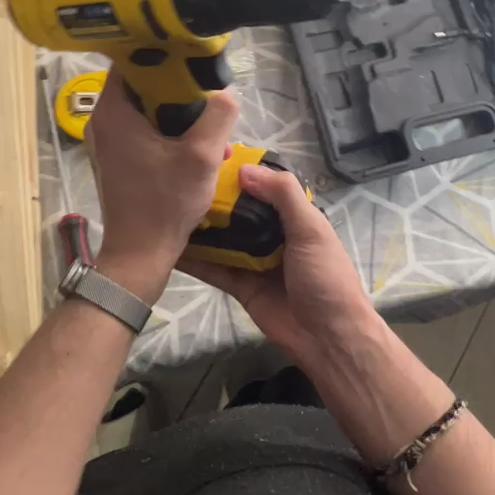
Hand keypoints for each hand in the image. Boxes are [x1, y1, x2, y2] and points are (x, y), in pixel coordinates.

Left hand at [85, 73, 238, 298]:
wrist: (140, 254)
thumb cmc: (165, 203)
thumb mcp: (202, 156)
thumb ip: (218, 116)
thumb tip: (226, 93)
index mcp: (113, 112)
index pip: (131, 60)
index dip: (162, 55)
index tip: (192, 60)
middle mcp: (102, 122)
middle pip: (141, 85)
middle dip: (177, 89)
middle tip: (207, 96)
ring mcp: (107, 143)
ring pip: (145, 110)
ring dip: (177, 115)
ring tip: (208, 126)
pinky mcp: (117, 161)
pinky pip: (143, 132)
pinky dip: (168, 133)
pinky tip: (196, 148)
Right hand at [179, 163, 374, 360]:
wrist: (328, 337)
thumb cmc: (325, 277)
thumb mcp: (311, 229)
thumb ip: (283, 196)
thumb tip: (245, 170)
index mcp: (295, 217)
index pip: (264, 188)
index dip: (241, 173)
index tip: (210, 158)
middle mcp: (273, 235)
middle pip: (239, 212)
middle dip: (214, 200)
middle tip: (178, 182)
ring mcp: (254, 261)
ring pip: (222, 239)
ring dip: (200, 229)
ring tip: (165, 211)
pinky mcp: (240, 286)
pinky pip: (214, 269)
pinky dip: (194, 260)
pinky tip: (169, 247)